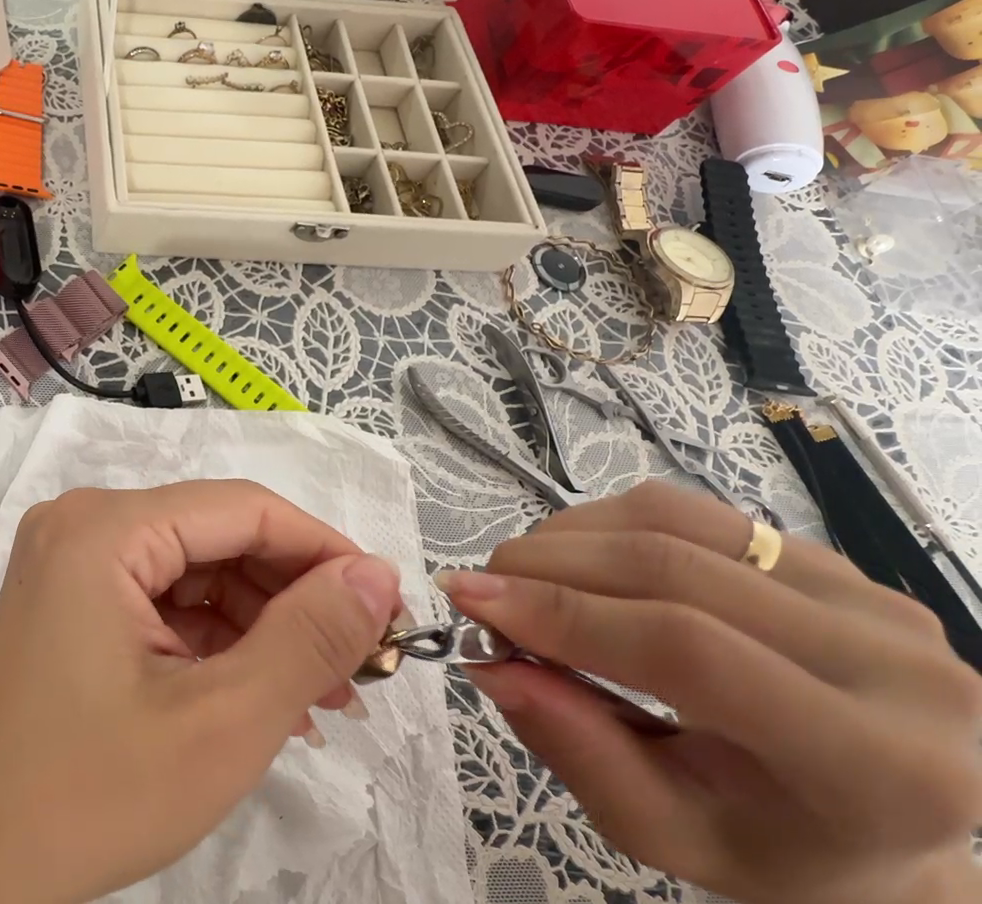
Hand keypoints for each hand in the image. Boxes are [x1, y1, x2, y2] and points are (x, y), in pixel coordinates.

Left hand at [0, 480, 403, 903]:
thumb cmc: (93, 790)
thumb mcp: (224, 718)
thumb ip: (309, 636)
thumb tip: (377, 573)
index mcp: (103, 529)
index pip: (243, 508)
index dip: (325, 552)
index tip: (389, 610)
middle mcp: (79, 527)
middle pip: (215, 537)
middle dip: (292, 599)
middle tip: (361, 669)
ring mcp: (67, 566)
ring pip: (192, 573)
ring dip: (260, 628)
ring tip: (321, 697)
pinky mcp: (67, 607)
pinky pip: (159, 603)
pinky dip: (213, 644)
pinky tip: (262, 697)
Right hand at [438, 481, 981, 903]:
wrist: (879, 827)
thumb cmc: (769, 847)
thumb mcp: (664, 832)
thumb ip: (576, 749)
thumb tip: (486, 662)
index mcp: (874, 763)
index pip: (688, 650)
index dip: (562, 612)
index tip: (463, 600)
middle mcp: (897, 664)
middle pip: (672, 568)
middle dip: (544, 566)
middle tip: (475, 590)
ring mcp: (871, 598)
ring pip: (674, 522)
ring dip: (566, 538)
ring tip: (520, 579)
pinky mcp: (837, 563)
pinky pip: (691, 513)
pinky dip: (605, 525)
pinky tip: (577, 563)